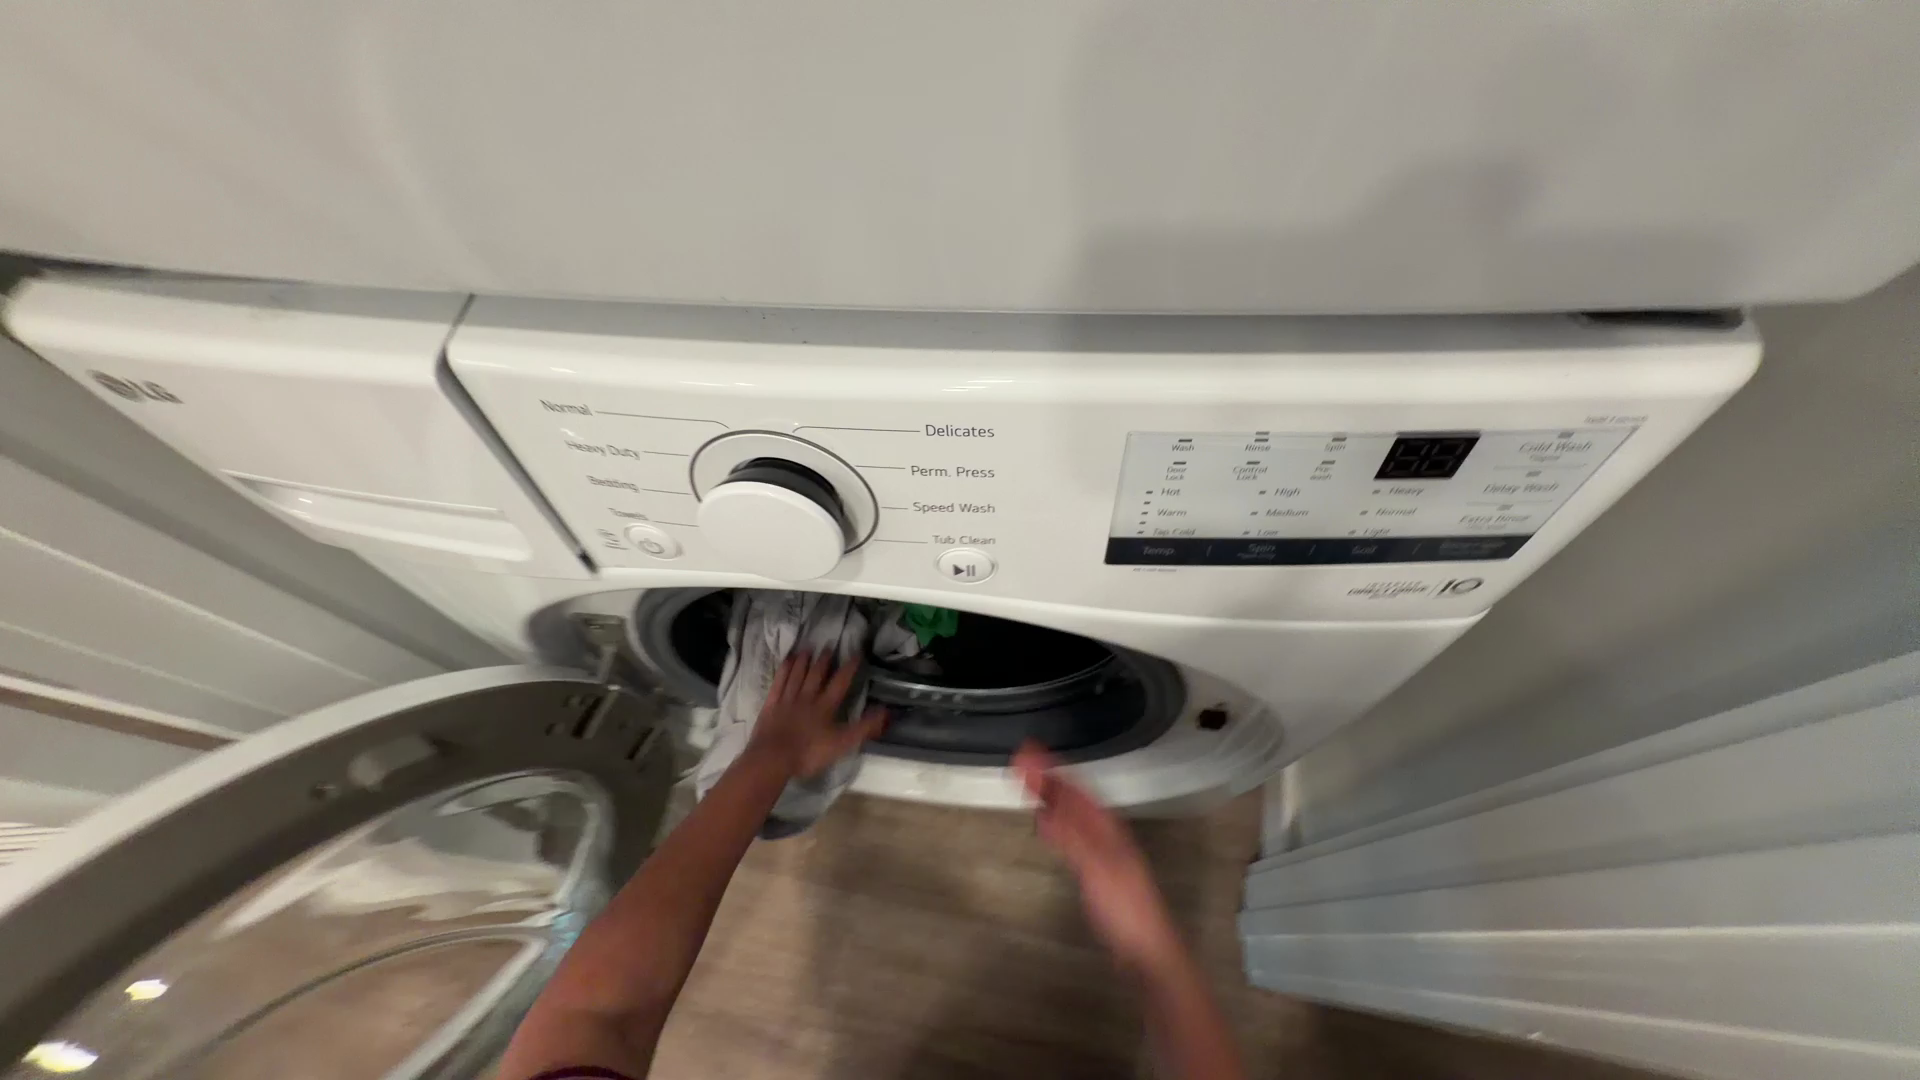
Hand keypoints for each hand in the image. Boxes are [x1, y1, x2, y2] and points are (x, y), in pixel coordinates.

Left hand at [746, 650, 887, 779]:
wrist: (773, 758)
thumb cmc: (809, 753)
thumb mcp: (842, 743)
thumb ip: (864, 727)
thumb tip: (886, 711)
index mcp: (825, 706)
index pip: (840, 682)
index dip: (849, 668)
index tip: (856, 653)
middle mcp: (807, 697)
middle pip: (816, 675)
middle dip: (824, 661)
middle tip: (828, 646)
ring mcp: (787, 699)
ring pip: (797, 675)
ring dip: (803, 661)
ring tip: (807, 649)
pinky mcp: (771, 704)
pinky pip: (779, 682)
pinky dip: (784, 670)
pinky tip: (787, 661)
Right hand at [1014, 741, 1181, 970]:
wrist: (1148, 951)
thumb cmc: (1127, 909)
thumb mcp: (1098, 870)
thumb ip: (1072, 838)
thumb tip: (1045, 807)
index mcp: (1108, 828)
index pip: (1076, 789)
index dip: (1052, 768)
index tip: (1027, 751)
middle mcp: (1105, 833)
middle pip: (1073, 797)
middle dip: (1048, 777)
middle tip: (1020, 760)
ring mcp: (1102, 851)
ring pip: (1071, 814)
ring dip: (1050, 795)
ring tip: (1028, 781)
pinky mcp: (1096, 870)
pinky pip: (1071, 834)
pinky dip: (1055, 822)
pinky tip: (1046, 823)